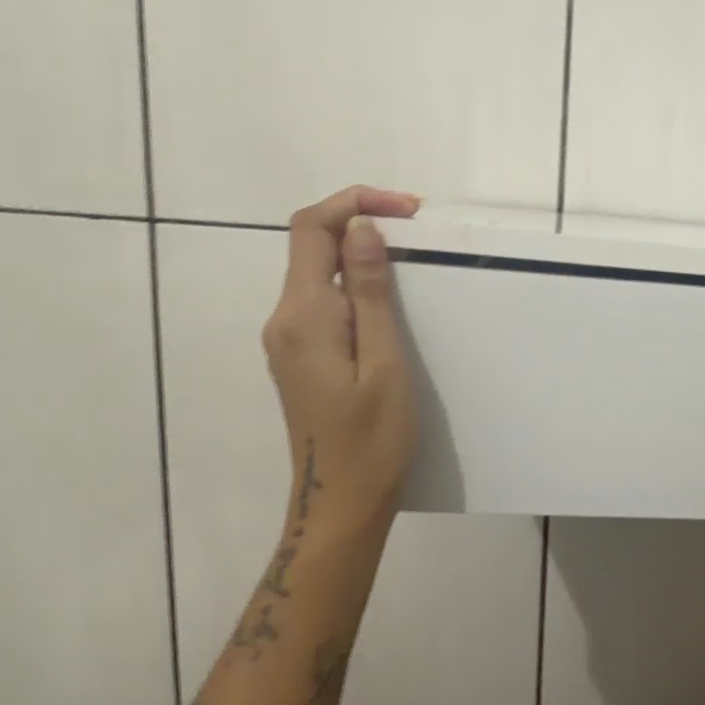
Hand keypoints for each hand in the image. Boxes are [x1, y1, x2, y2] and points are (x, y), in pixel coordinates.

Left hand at [261, 185, 421, 519]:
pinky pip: (323, 301)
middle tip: (419, 231)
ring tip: (413, 262)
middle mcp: (284, 319)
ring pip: (318, 273)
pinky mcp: (300, 355)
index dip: (355, 202)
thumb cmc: (372, 438)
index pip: (311, 228)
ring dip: (360, 254)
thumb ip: (368, 292)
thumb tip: (360, 228)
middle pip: (311, 245)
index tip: (407, 209)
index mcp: (303, 316)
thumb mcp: (384, 362)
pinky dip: (354, 284)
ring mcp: (288, 339)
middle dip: (361, 222)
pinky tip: (390, 300)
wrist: (342, 502)